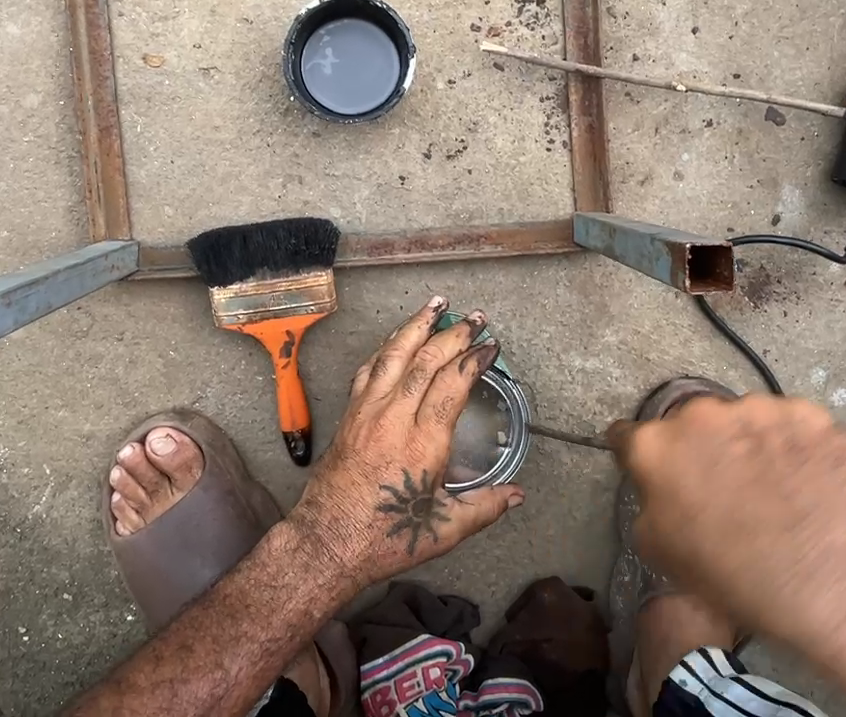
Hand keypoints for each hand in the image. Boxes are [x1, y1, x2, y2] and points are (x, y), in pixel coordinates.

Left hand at [288, 296, 523, 590]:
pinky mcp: (350, 414)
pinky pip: (369, 368)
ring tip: (436, 305)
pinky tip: (397, 337)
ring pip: (394, 354)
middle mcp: (395, 418)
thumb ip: (485, 507)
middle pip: (426, 360)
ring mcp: (368, 411)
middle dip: (453, 333)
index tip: (490, 346)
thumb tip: (517, 494)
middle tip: (474, 317)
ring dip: (417, 325)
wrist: (327, 540)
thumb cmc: (385, 538)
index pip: (453, 383)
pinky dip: (386, 347)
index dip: (474, 358)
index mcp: (424, 442)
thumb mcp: (445, 529)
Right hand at [607, 395, 845, 658]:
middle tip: (727, 488)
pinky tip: (812, 483)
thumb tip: (659, 489)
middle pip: (691, 424)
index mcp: (656, 447)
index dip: (636, 453)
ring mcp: (757, 408)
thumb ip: (649, 504)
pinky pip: (792, 425)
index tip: (651, 466)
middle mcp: (699, 413)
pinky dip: (797, 447)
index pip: (626, 436)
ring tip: (779, 489)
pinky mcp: (807, 413)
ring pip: (744, 422)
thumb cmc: (742, 578)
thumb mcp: (663, 554)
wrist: (840, 583)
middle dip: (703, 448)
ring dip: (751, 444)